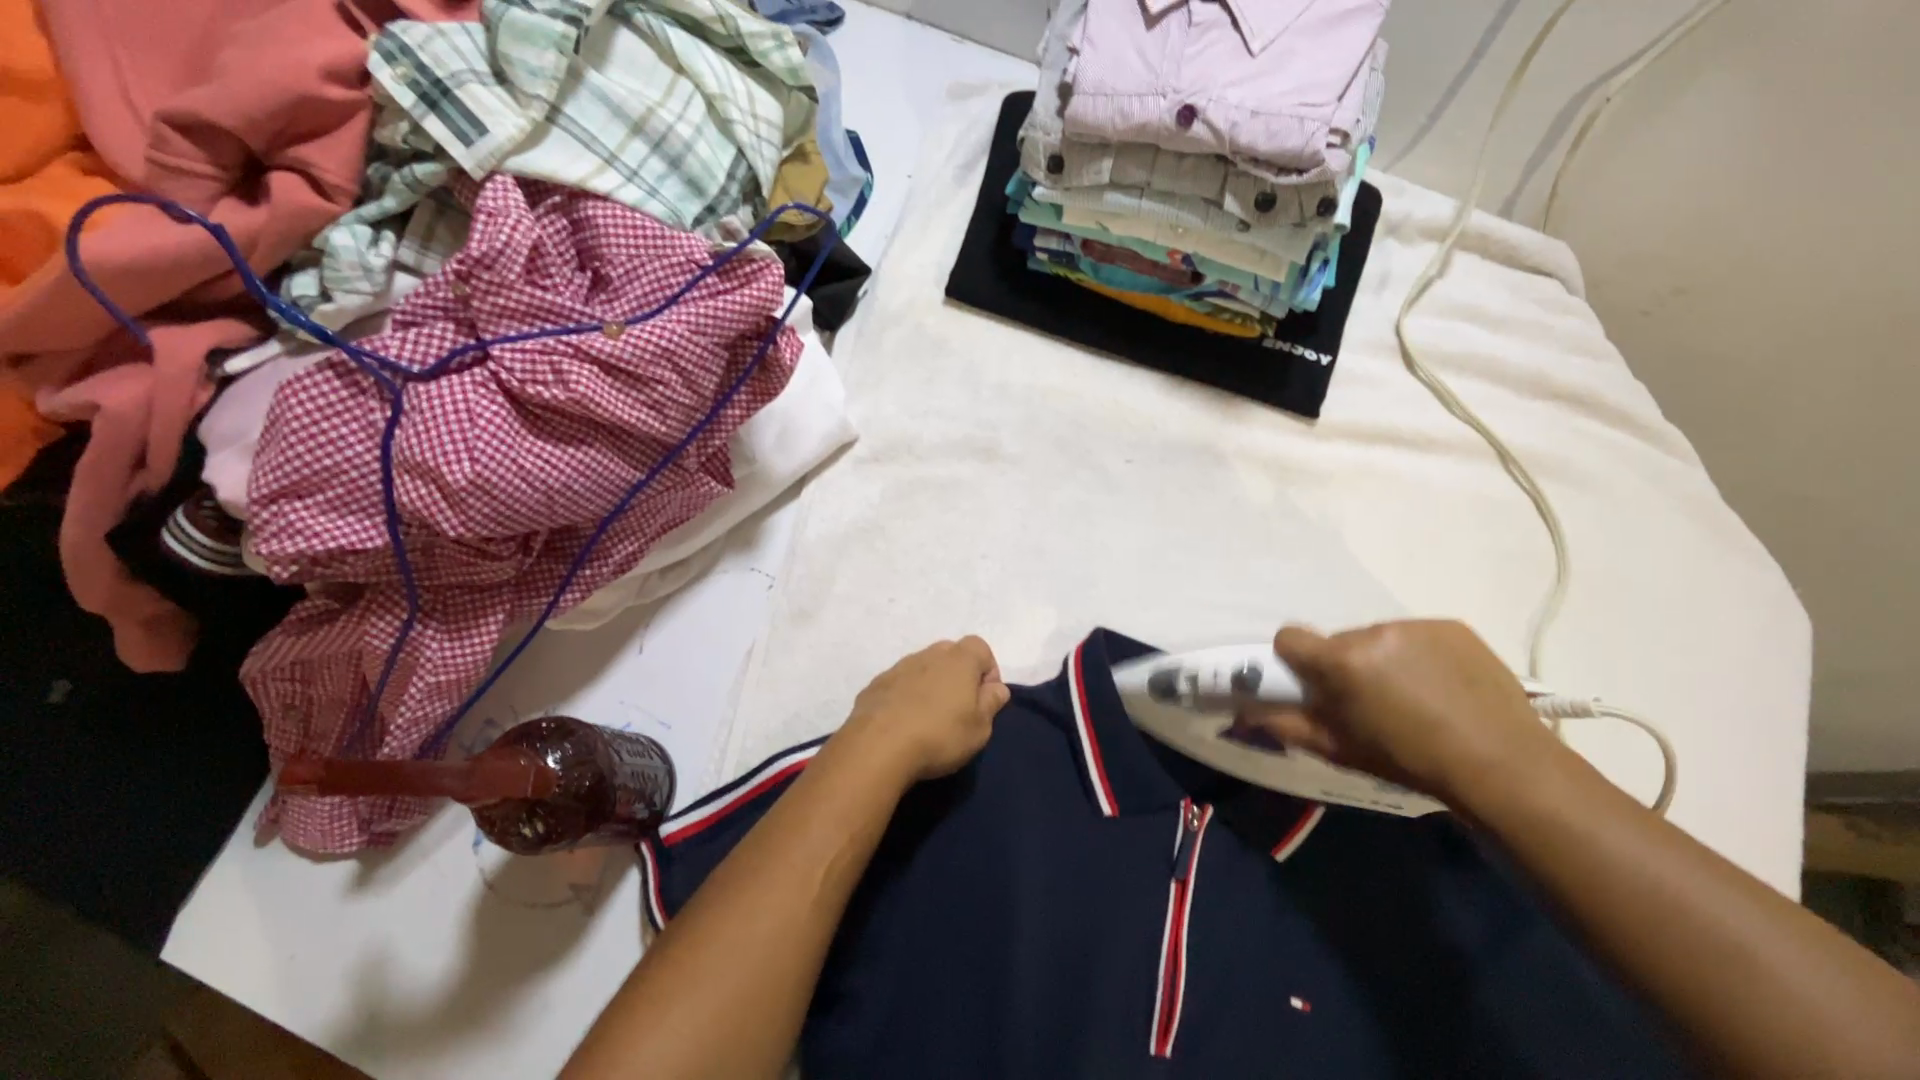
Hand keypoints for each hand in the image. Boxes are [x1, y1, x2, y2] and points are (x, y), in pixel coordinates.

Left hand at [839, 637, 1010, 782]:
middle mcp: (928, 655)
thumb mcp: (980, 728)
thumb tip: (995, 688)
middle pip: (950, 654)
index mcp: (959, 660)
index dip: (988, 671)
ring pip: (922, 668)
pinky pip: (898, 684)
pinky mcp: (874, 685)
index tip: (986, 699)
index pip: (981, 647)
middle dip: (958, 675)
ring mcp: (898, 668)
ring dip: (930, 685)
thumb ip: (991, 703)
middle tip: (959, 708)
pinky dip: (905, 697)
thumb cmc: (940, 736)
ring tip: (929, 719)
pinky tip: (903, 724)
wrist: (877, 747)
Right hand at [1230, 621, 1561, 803]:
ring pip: (1376, 638)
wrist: (1502, 763)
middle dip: (1343, 667)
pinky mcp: (1452, 625)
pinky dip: (1417, 656)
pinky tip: (1440, 687)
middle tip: (1367, 703)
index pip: (1289, 637)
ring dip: (1380, 661)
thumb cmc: (1410, 761)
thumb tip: (1244, 710)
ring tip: (1411, 698)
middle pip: (1337, 641)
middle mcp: (1375, 630)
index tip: (1311, 686)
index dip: (1293, 661)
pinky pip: (1415, 636)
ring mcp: (1417, 625)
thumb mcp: (1340, 750)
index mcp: (1342, 660)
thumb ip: (1286, 725)